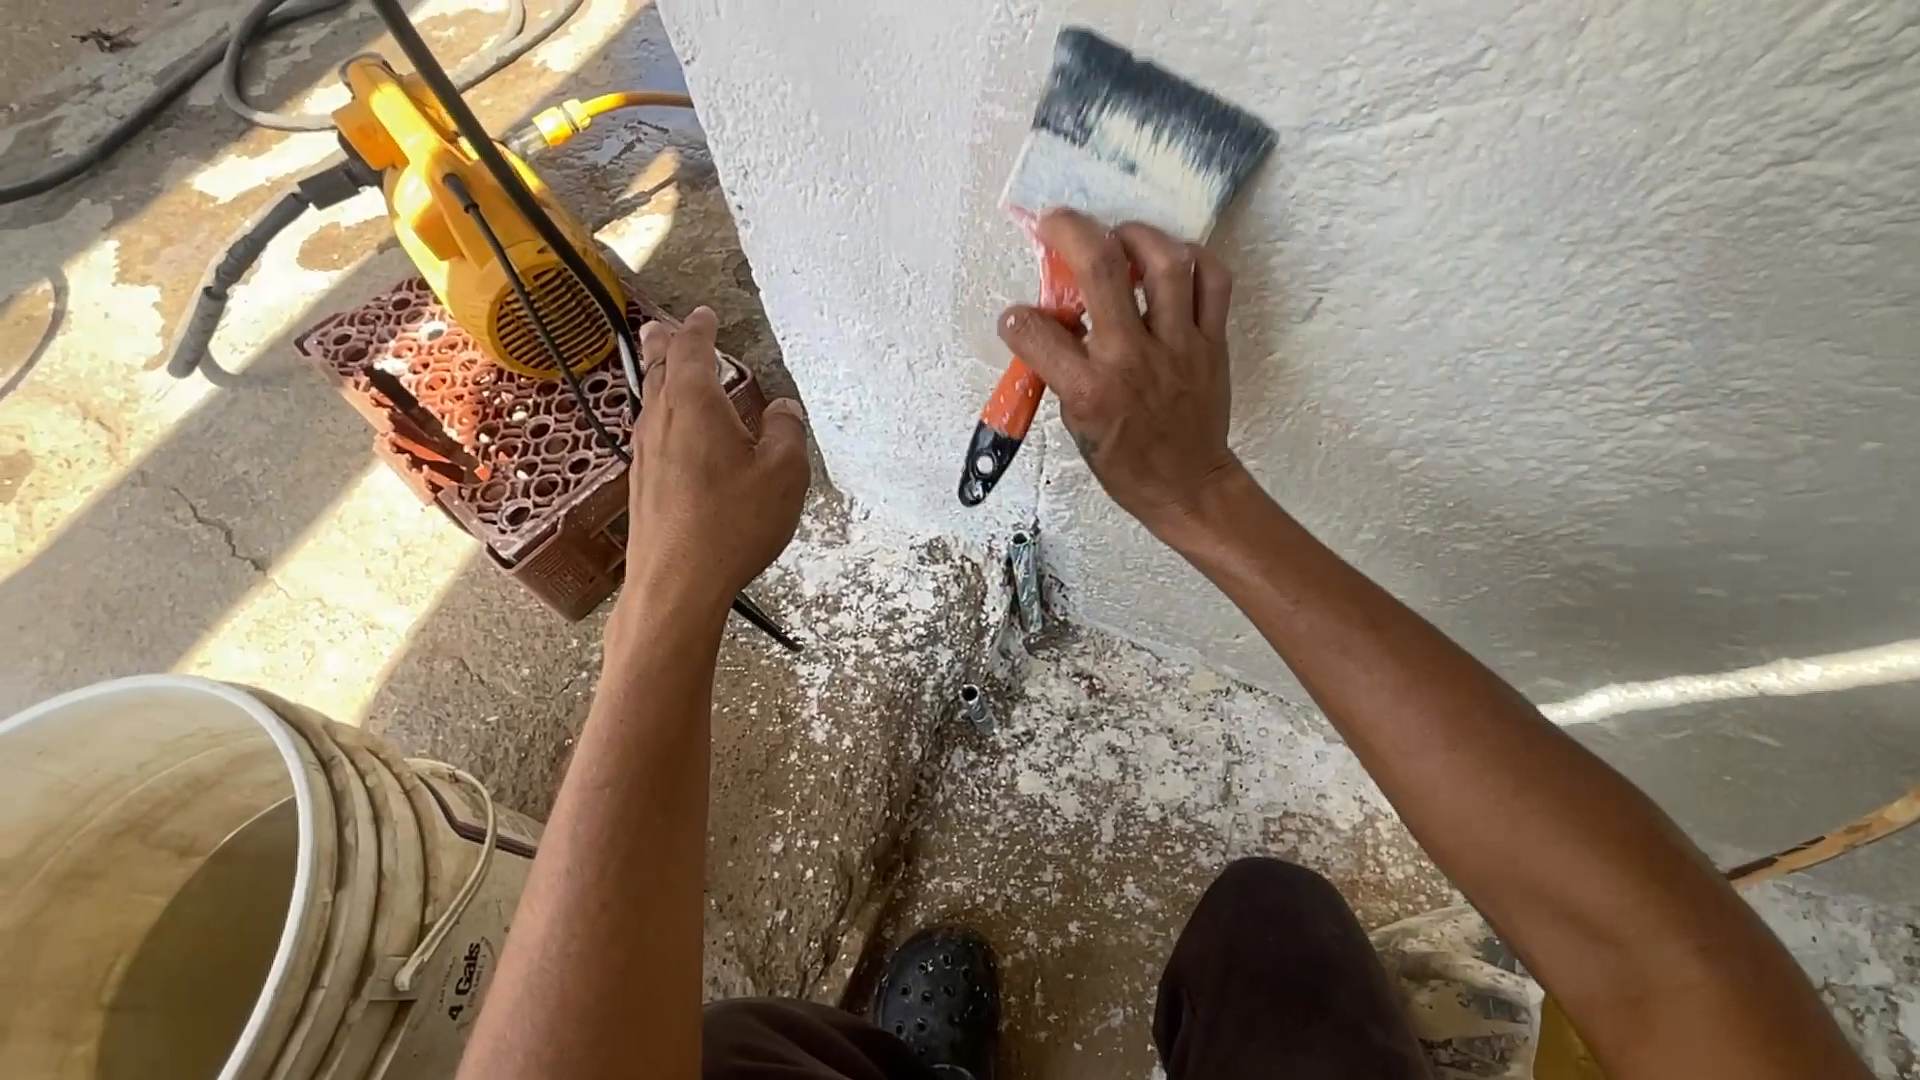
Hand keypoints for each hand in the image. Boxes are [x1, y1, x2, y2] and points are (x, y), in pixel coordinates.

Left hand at [617, 307, 808, 621]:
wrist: (677, 584)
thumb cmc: (732, 525)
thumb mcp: (783, 475)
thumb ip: (787, 433)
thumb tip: (785, 409)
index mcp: (694, 406)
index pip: (691, 351)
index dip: (698, 329)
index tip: (703, 315)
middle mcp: (661, 423)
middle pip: (656, 370)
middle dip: (664, 344)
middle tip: (666, 328)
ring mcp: (645, 455)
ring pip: (650, 401)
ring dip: (659, 378)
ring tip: (667, 369)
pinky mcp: (643, 486)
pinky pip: (652, 433)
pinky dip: (663, 414)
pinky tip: (675, 433)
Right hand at [998, 208, 1245, 538]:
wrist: (1187, 485)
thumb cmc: (1125, 462)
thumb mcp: (1075, 424)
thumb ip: (1061, 370)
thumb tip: (1053, 321)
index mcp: (1089, 390)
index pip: (1036, 333)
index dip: (1016, 318)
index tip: (1017, 318)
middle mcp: (1132, 358)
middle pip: (1102, 267)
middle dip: (1070, 230)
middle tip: (1057, 221)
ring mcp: (1178, 346)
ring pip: (1165, 261)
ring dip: (1135, 234)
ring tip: (1119, 236)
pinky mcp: (1212, 342)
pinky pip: (1212, 280)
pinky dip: (1192, 258)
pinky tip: (1169, 261)